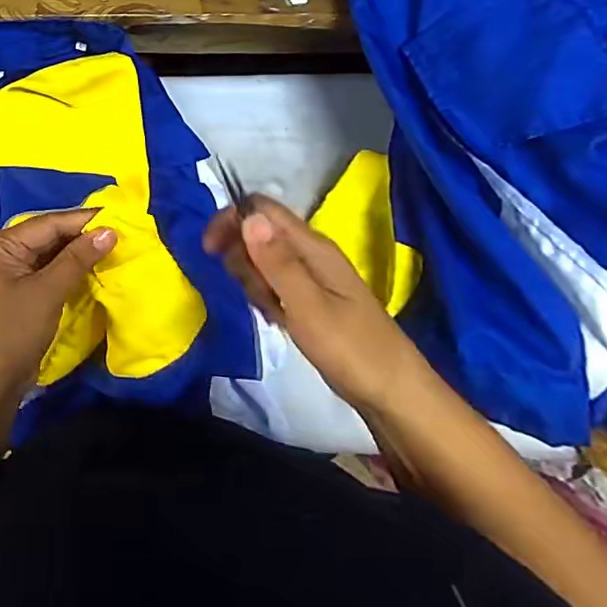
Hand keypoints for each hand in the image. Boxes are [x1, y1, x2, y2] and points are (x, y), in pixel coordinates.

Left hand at [0, 209, 114, 462]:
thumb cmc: (15, 330)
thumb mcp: (48, 292)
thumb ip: (78, 259)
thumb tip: (109, 231)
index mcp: (2, 243)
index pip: (49, 223)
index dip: (84, 220)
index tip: (121, 216)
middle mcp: (5, 250)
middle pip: (50, 235)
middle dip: (84, 234)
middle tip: (122, 231)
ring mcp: (13, 270)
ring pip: (53, 252)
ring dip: (80, 252)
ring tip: (116, 246)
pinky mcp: (23, 289)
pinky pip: (51, 270)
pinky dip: (72, 269)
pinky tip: (95, 267)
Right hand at [204, 196, 431, 416]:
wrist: (396, 398)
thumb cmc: (353, 351)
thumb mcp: (308, 306)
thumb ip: (276, 261)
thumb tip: (248, 216)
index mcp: (313, 247)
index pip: (261, 208)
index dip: (231, 219)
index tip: (210, 251)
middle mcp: (311, 253)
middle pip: (257, 231)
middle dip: (241, 256)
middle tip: (253, 292)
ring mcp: (311, 276)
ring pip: (262, 258)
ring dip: (252, 279)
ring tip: (269, 311)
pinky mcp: (310, 298)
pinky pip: (273, 281)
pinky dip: (265, 295)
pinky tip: (275, 318)